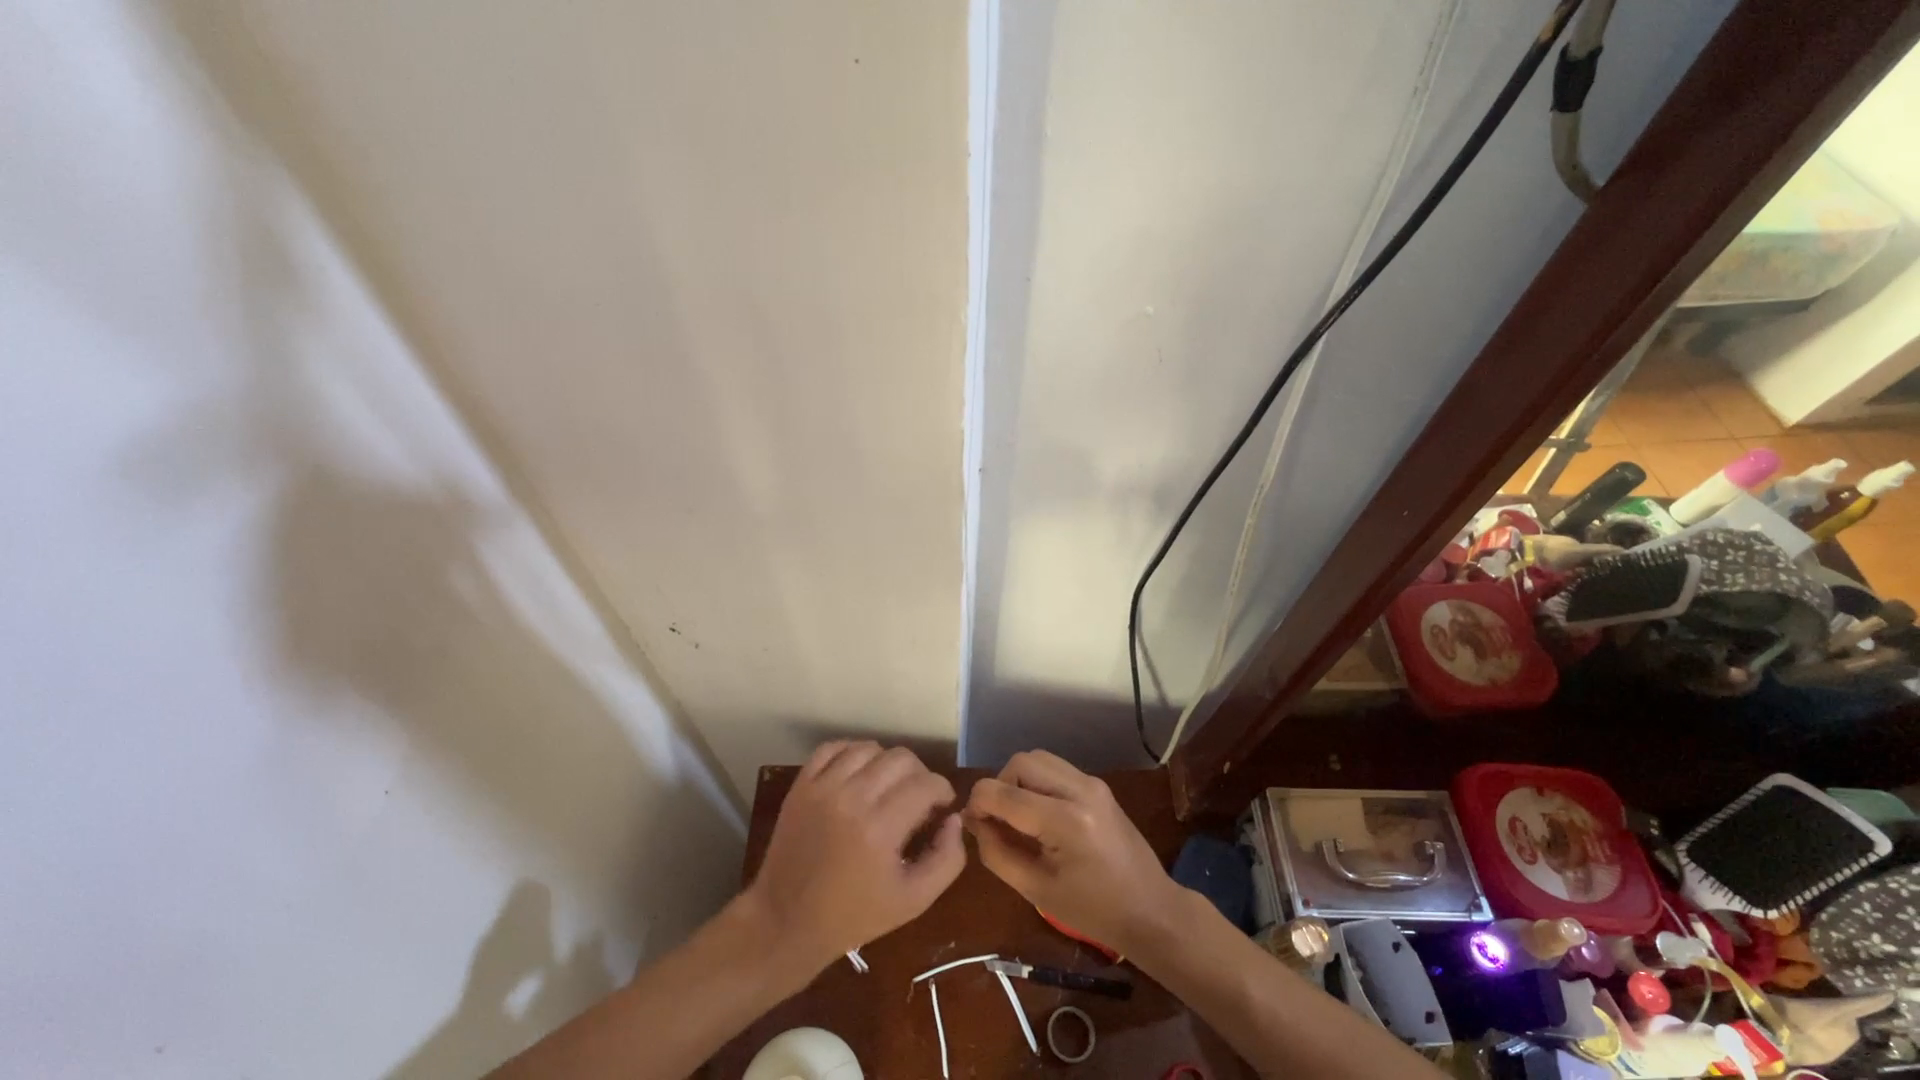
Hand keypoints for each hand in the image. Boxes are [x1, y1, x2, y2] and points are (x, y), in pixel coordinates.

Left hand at [739, 742, 964, 974]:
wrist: (787, 921)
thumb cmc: (854, 915)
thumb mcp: (915, 901)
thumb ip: (948, 859)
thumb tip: (953, 819)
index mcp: (880, 829)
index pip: (926, 783)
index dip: (943, 791)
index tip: (941, 809)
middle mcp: (851, 799)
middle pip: (901, 758)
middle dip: (920, 775)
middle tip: (918, 800)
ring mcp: (821, 788)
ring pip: (869, 749)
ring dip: (887, 763)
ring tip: (888, 788)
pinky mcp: (800, 787)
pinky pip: (832, 748)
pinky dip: (852, 753)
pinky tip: (859, 774)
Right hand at [964, 751, 1182, 955]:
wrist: (1150, 909)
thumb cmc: (1092, 910)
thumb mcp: (1035, 890)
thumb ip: (997, 852)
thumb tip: (973, 821)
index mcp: (1065, 821)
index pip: (1003, 793)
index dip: (977, 803)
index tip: (971, 824)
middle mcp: (1080, 790)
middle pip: (1021, 762)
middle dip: (999, 786)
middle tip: (996, 820)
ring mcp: (1093, 784)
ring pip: (1039, 760)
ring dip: (1018, 781)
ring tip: (1016, 817)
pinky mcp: (1099, 786)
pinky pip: (1056, 770)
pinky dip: (1037, 783)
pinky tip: (1038, 816)